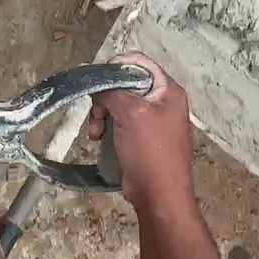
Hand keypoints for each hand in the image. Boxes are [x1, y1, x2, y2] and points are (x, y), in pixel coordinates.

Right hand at [87, 51, 193, 210]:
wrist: (159, 196)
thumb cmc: (150, 150)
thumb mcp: (129, 112)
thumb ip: (110, 90)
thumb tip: (91, 77)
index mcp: (168, 90)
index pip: (139, 62)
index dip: (116, 64)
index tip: (97, 76)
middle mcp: (161, 101)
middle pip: (125, 82)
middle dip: (104, 95)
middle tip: (95, 109)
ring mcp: (151, 120)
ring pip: (117, 102)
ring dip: (101, 113)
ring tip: (94, 130)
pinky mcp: (140, 136)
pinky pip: (117, 120)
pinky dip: (105, 125)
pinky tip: (97, 137)